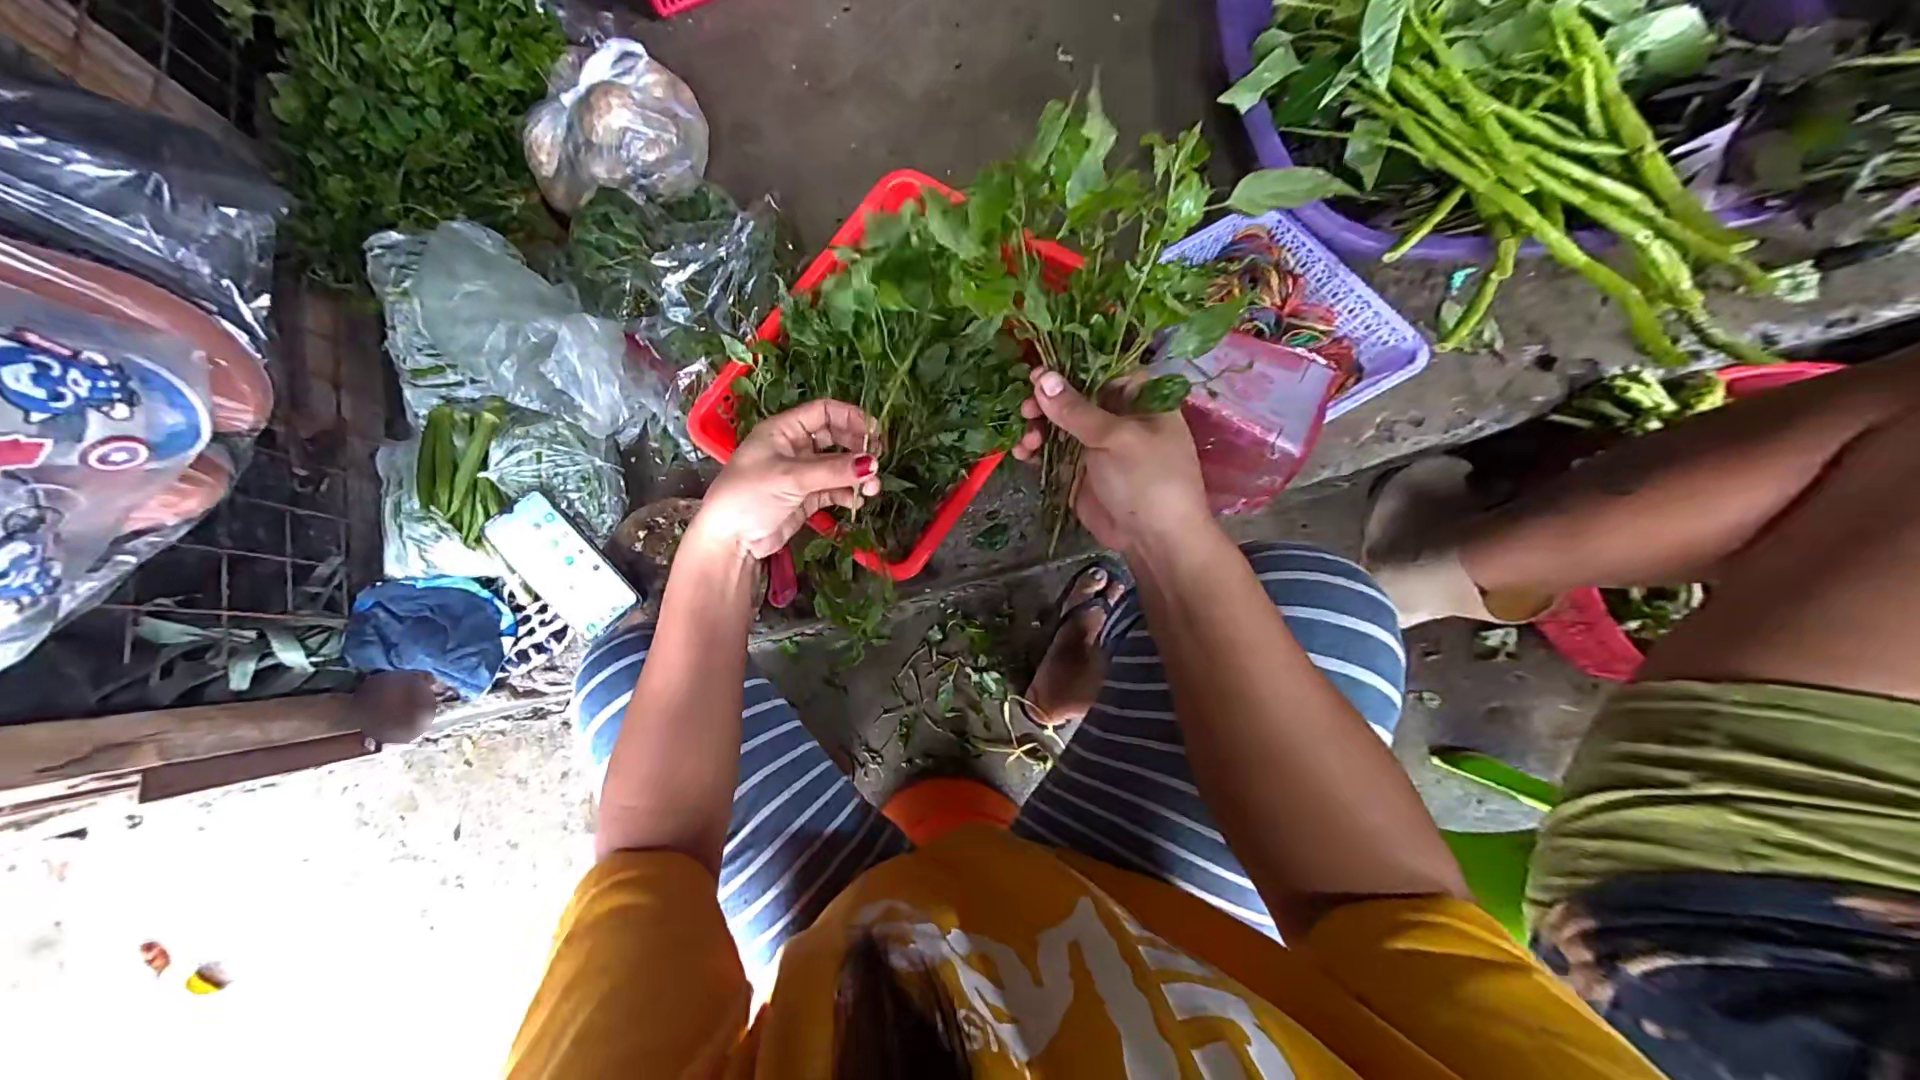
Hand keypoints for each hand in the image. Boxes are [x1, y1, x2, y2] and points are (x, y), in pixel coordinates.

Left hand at [689, 399, 882, 560]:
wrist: (730, 540)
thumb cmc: (750, 495)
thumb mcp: (792, 477)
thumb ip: (834, 470)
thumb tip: (873, 464)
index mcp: (784, 430)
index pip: (824, 412)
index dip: (851, 418)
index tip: (875, 434)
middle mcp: (794, 447)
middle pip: (836, 438)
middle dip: (858, 449)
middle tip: (878, 461)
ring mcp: (801, 473)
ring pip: (838, 467)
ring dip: (856, 475)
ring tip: (872, 489)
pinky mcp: (806, 498)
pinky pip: (834, 489)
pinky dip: (848, 494)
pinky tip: (857, 502)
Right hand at [1012, 367, 1212, 554]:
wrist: (1155, 539)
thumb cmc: (1148, 478)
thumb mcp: (1115, 438)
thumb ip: (1076, 409)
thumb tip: (1042, 378)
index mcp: (1139, 398)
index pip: (1100, 370)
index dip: (1068, 369)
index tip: (1037, 372)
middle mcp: (1116, 416)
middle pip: (1073, 397)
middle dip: (1046, 401)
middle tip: (1024, 408)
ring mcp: (1096, 445)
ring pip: (1059, 425)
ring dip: (1038, 427)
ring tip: (1025, 439)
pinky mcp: (1080, 470)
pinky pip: (1053, 452)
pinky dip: (1037, 450)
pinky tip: (1023, 453)